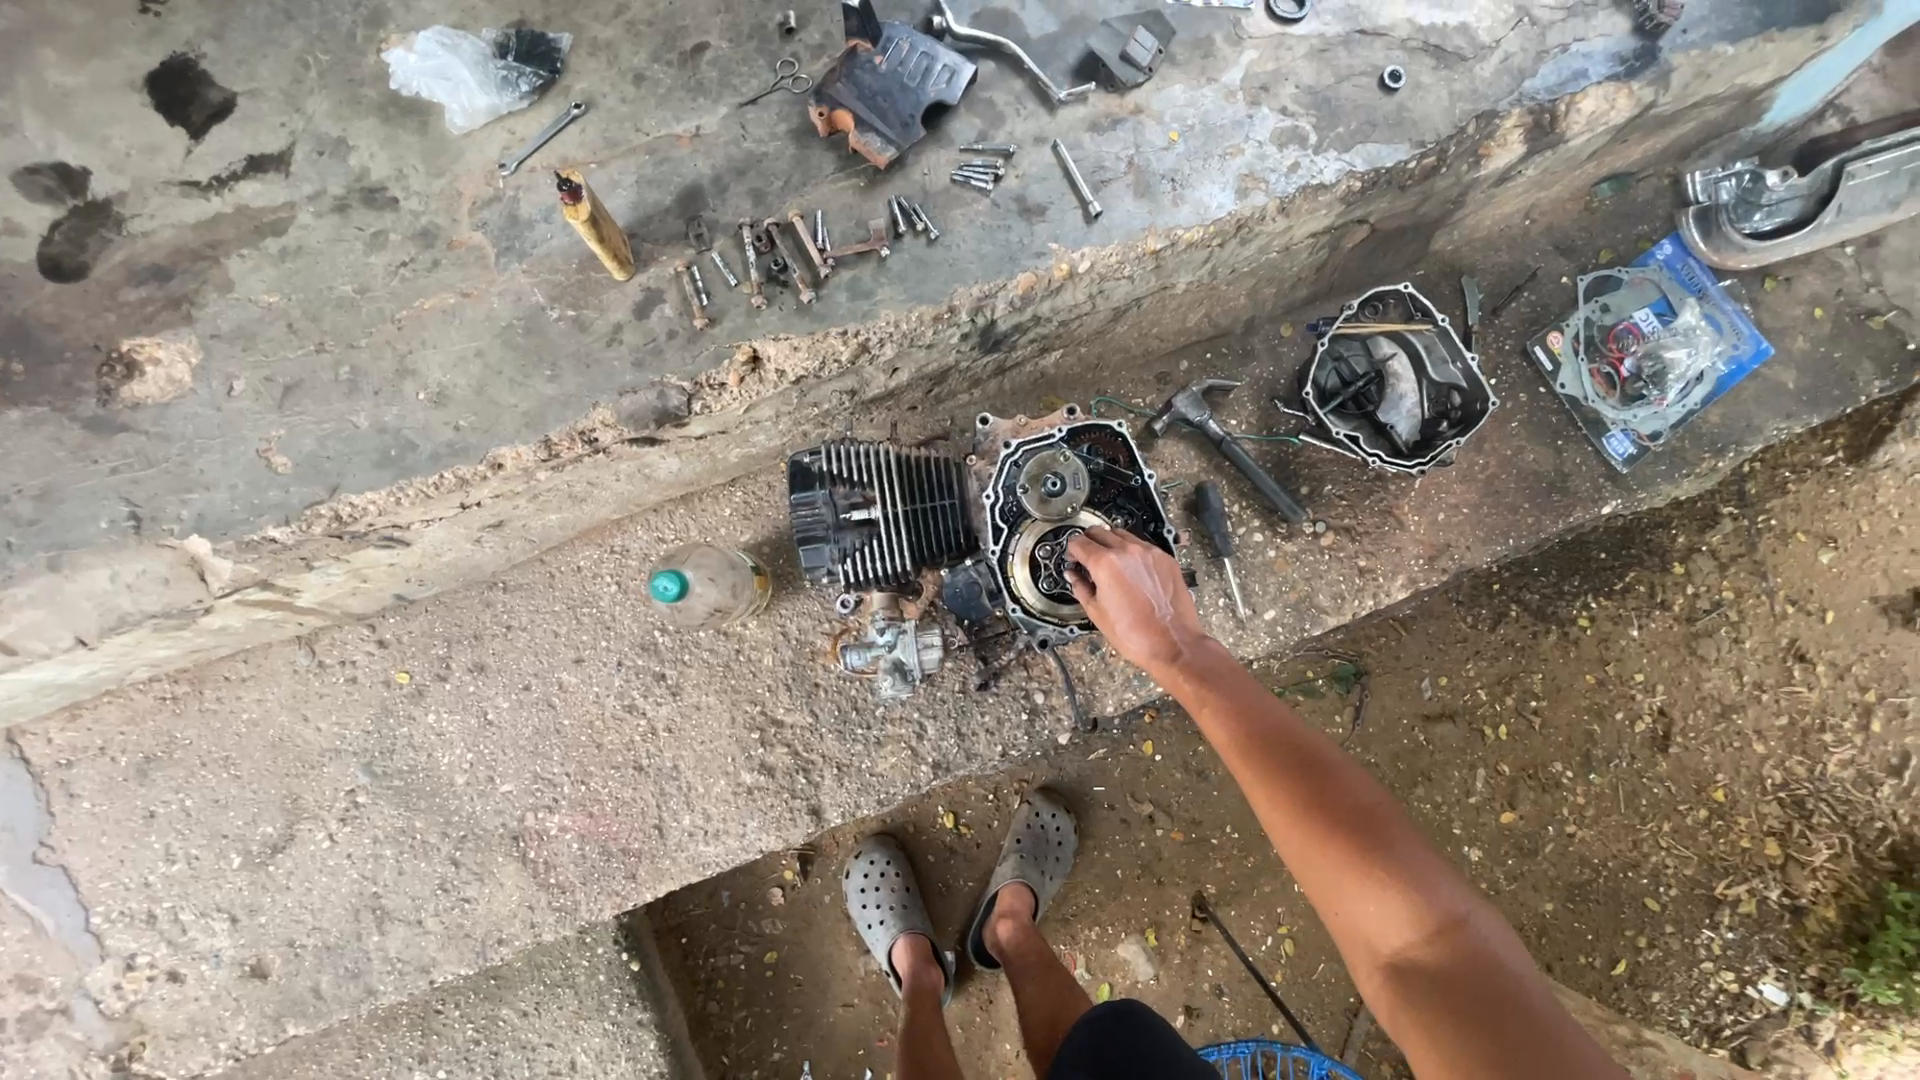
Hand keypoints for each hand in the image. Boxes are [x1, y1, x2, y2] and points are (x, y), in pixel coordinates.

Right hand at [1066, 527, 1212, 674]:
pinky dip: (1132, 552)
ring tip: (1110, 564)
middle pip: (1099, 532)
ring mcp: (1149, 553)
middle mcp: (1127, 551)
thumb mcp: (1096, 612)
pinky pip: (1142, 546)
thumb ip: (1081, 588)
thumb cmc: (1136, 634)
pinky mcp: (1165, 559)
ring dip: (1110, 543)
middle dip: (1088, 542)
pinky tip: (1131, 570)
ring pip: (1122, 535)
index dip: (1071, 550)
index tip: (1073, 559)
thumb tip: (1074, 576)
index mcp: (1105, 564)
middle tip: (1087, 558)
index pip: (1079, 542)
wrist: (1171, 642)